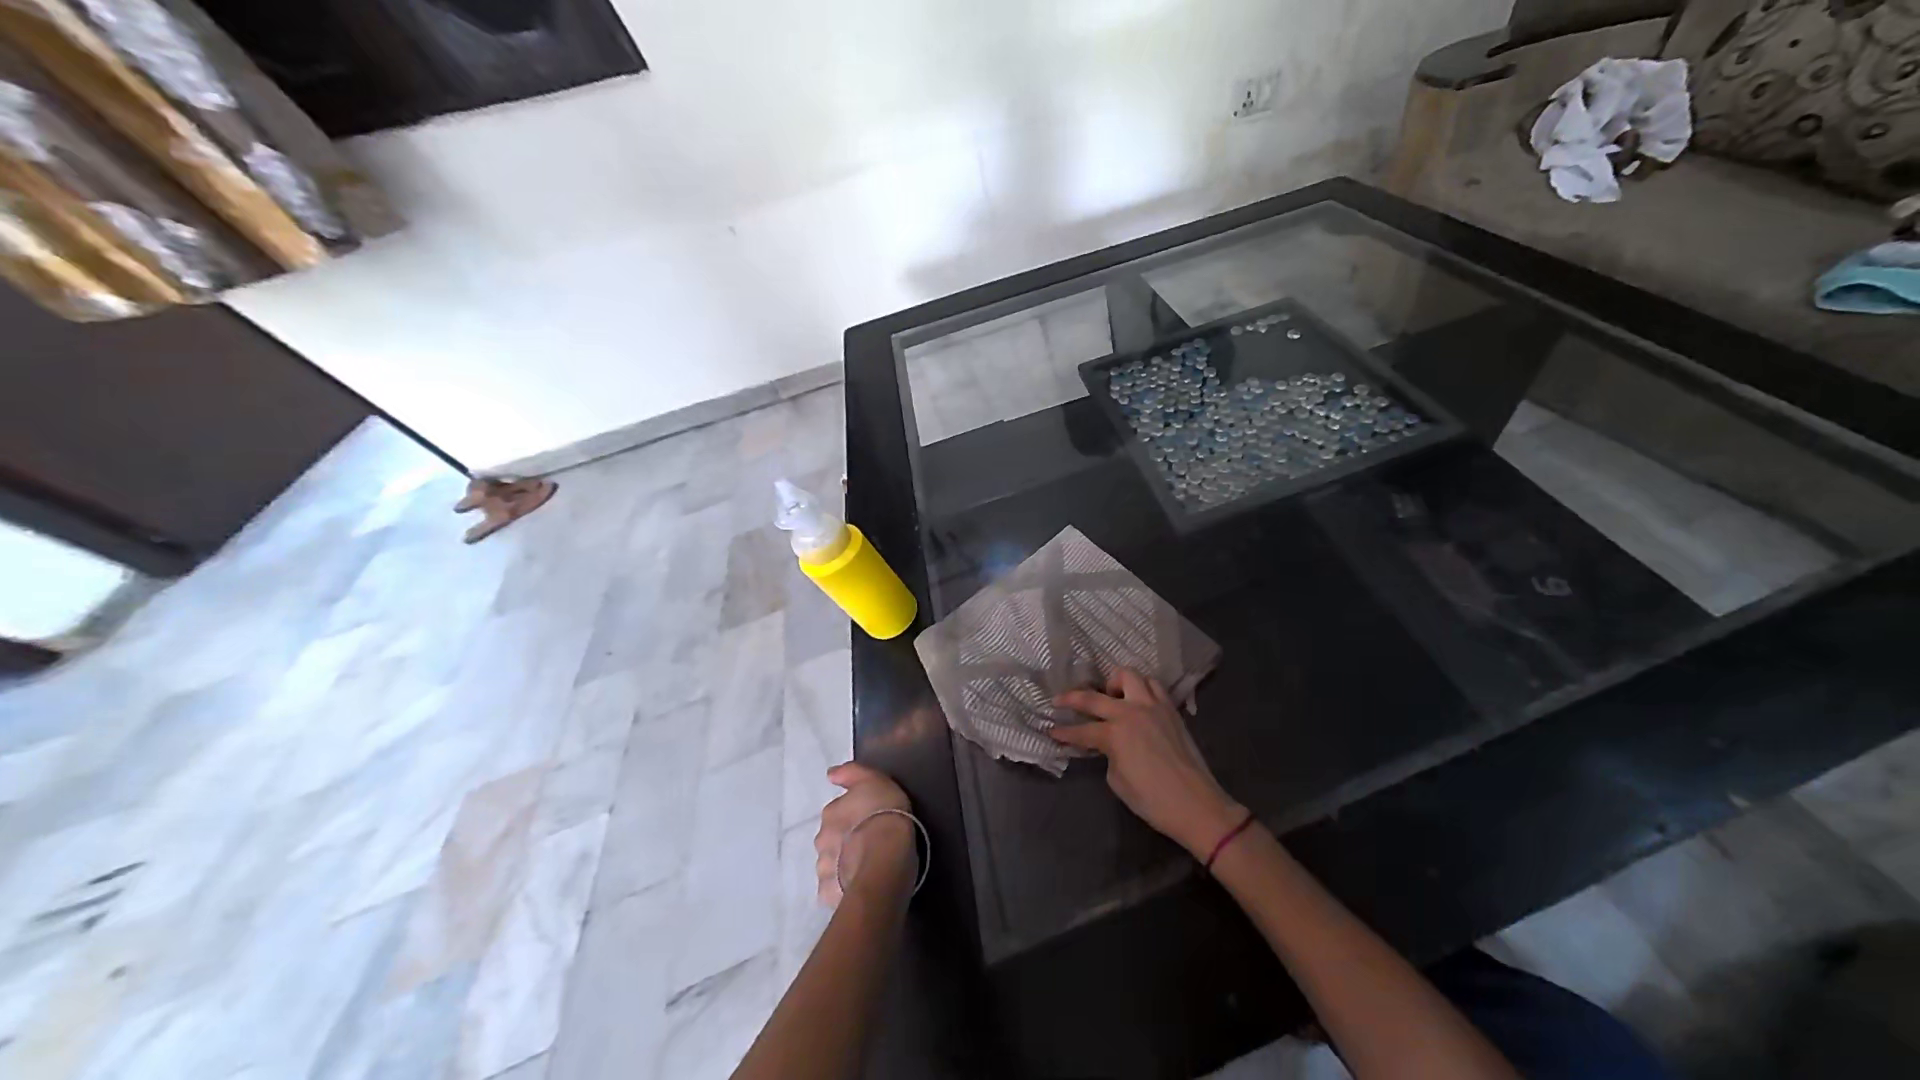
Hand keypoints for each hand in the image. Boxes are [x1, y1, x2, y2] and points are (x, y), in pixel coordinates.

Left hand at [813, 762, 914, 907]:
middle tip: (866, 845)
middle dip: (843, 842)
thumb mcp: (874, 780)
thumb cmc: (883, 813)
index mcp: (831, 814)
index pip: (836, 812)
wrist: (886, 856)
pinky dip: (843, 889)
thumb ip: (851, 773)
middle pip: (831, 840)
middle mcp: (822, 840)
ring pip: (831, 866)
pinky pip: (835, 891)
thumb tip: (831, 774)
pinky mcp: (830, 894)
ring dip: (843, 866)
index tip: (867, 819)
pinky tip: (859, 886)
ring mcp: (824, 869)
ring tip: (865, 868)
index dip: (852, 816)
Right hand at [1050, 669, 1246, 859]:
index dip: (1063, 733)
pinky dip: (1141, 688)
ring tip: (1110, 695)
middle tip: (1059, 700)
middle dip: (1072, 698)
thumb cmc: (1152, 800)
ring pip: (1129, 676)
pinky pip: (1153, 686)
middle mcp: (1131, 712)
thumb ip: (1108, 755)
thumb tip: (1108, 746)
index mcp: (1114, 733)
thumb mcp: (1117, 780)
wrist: (1196, 804)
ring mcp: (1153, 707)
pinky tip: (1136, 701)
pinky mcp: (1171, 710)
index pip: (1081, 730)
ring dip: (1114, 682)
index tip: (1051, 731)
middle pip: (1094, 696)